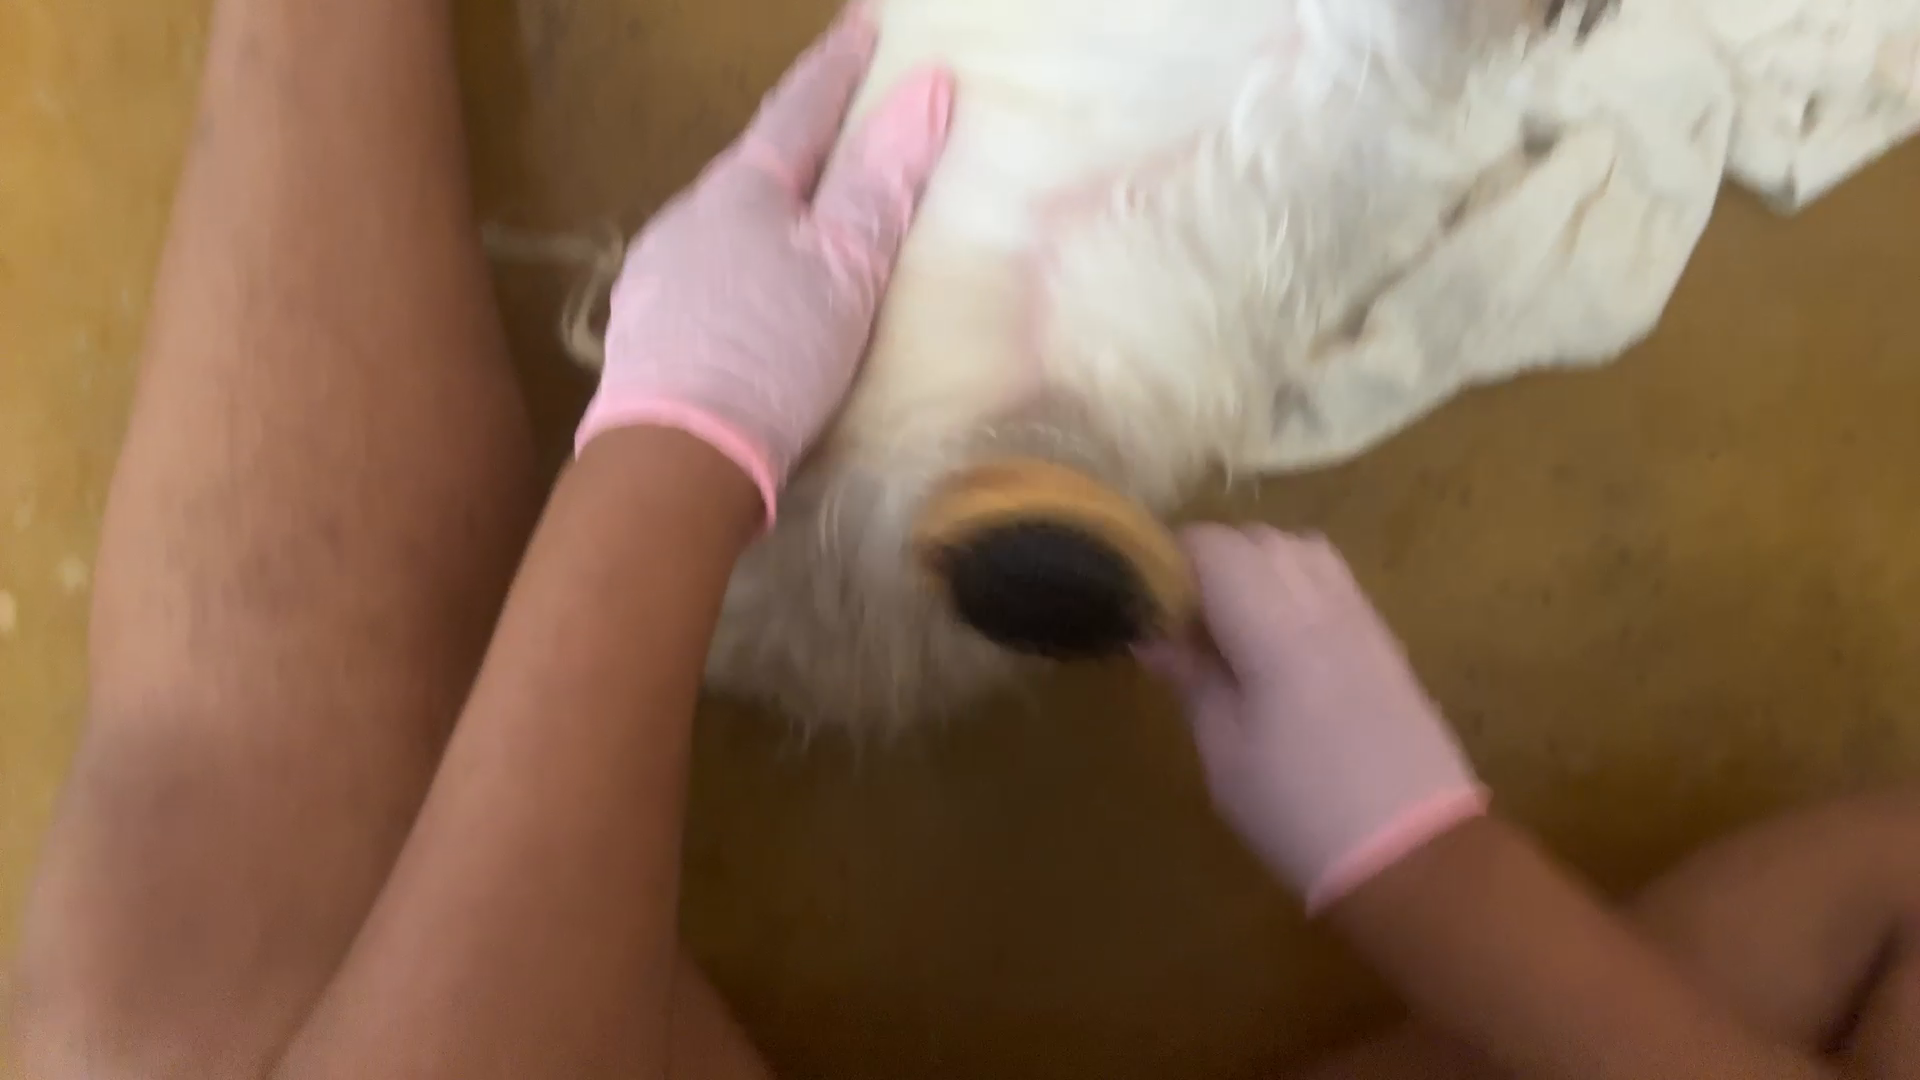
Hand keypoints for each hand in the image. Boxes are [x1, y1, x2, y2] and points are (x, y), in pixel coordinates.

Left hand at [576, 8, 954, 522]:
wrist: (682, 454)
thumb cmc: (776, 354)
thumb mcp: (846, 271)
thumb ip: (881, 185)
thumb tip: (928, 89)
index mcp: (745, 191)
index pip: (800, 109)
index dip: (836, 67)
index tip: (863, 25)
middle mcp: (691, 215)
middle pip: (756, 164)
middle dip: (796, 143)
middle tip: (834, 131)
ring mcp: (659, 269)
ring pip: (724, 223)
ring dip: (762, 212)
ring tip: (793, 226)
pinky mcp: (647, 324)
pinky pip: (702, 272)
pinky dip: (734, 267)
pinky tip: (743, 298)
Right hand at [1145, 526, 1488, 911]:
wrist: (1417, 857)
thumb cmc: (1299, 810)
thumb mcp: (1223, 749)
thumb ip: (1189, 676)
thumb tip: (1150, 634)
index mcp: (1276, 631)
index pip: (1215, 546)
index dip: (1171, 558)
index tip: (1148, 599)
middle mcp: (1324, 607)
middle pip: (1258, 537)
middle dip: (1209, 559)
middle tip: (1183, 615)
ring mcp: (1362, 618)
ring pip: (1299, 547)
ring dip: (1254, 564)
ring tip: (1229, 618)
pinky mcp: (1383, 638)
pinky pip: (1330, 576)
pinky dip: (1291, 581)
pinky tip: (1275, 634)